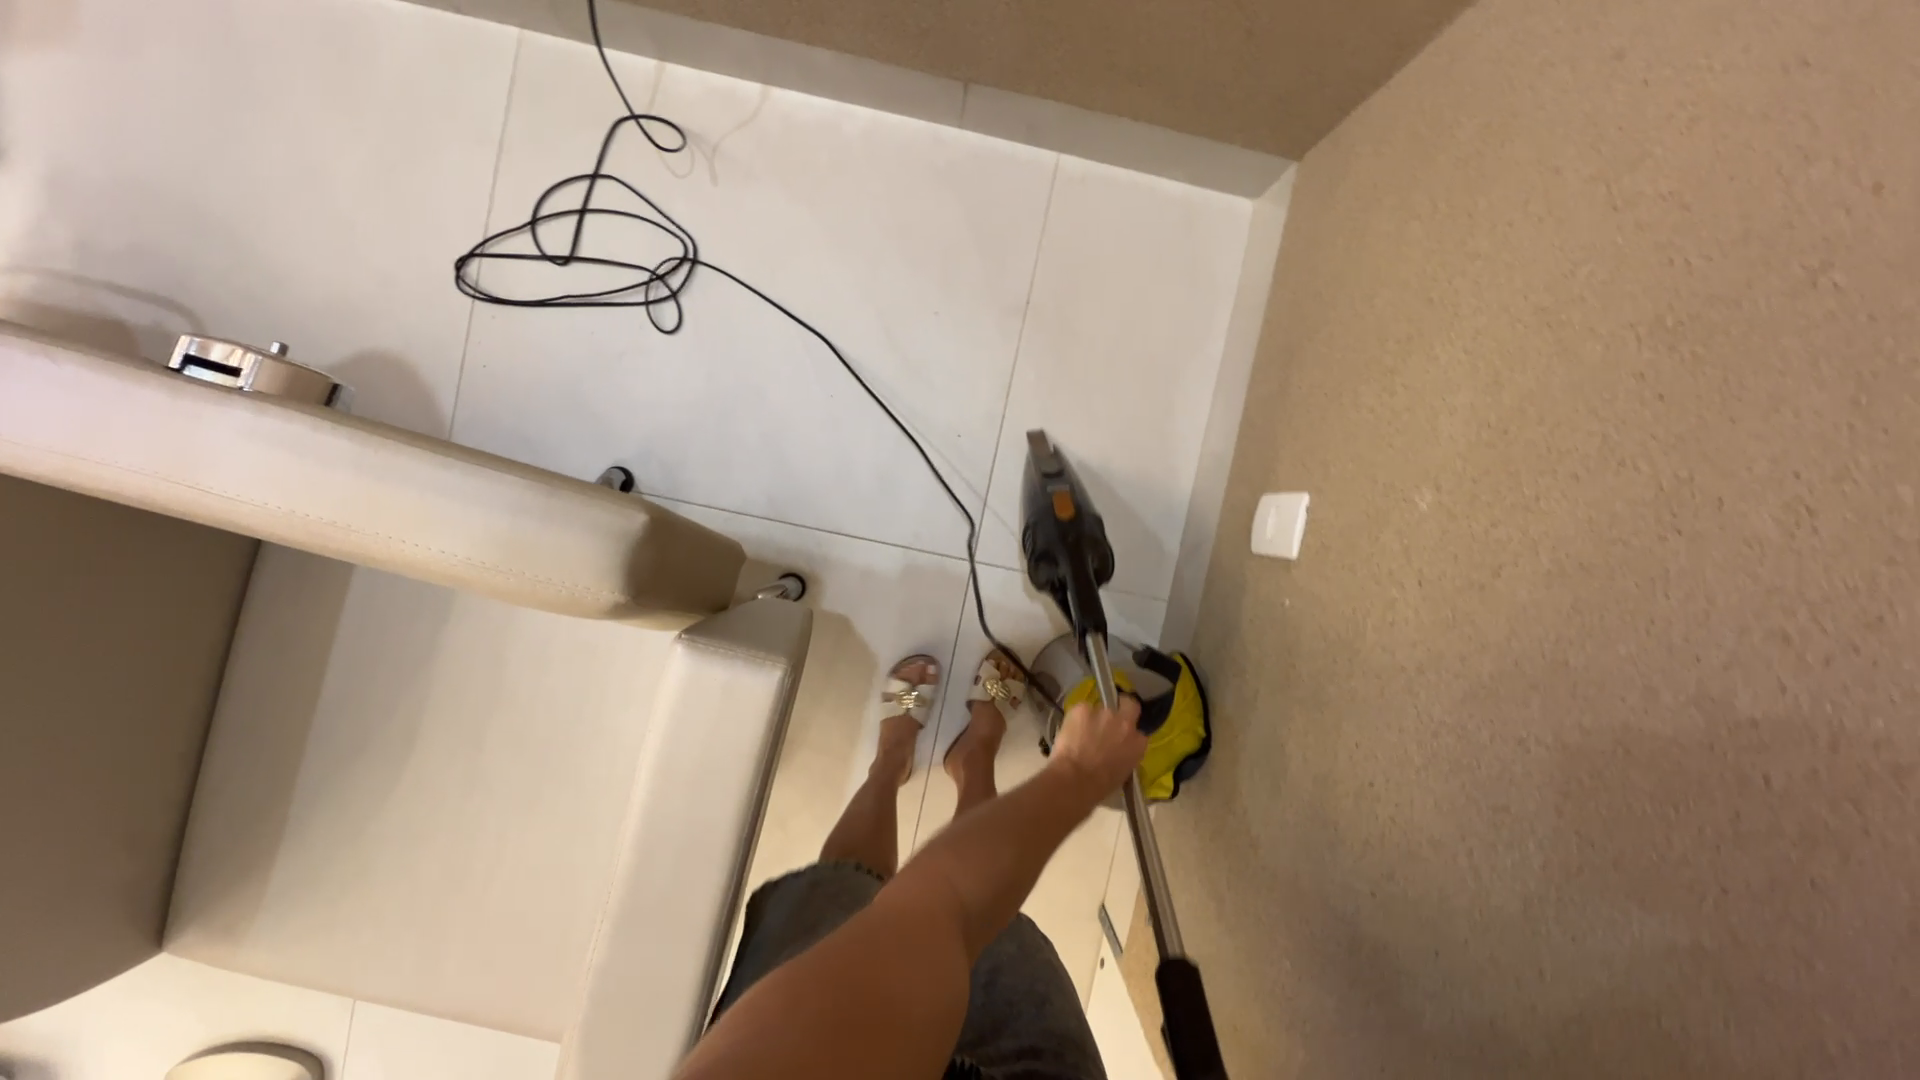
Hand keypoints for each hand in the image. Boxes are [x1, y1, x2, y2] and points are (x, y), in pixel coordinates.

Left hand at [1048, 697, 1147, 800]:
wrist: (1075, 779)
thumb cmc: (1099, 786)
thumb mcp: (1123, 772)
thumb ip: (1126, 754)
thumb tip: (1118, 749)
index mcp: (1138, 743)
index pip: (1138, 730)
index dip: (1127, 732)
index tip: (1119, 737)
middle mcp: (1125, 723)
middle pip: (1128, 704)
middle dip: (1121, 707)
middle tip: (1107, 720)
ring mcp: (1104, 713)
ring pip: (1100, 708)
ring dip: (1093, 718)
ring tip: (1080, 733)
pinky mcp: (1083, 708)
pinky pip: (1082, 709)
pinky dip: (1077, 718)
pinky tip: (1070, 732)